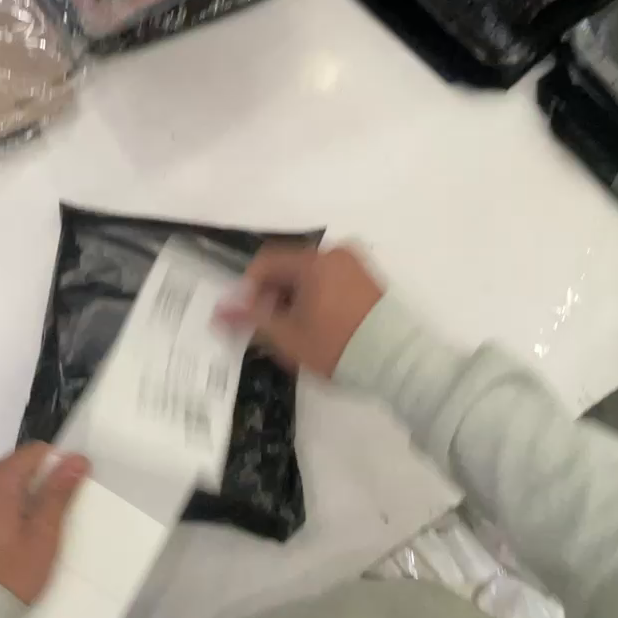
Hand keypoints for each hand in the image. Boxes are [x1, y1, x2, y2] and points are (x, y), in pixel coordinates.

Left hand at [0, 443, 89, 603]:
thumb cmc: (7, 574)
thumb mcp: (42, 536)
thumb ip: (58, 493)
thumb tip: (77, 458)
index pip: (36, 451)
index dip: (57, 468)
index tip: (65, 498)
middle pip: (17, 467)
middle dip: (36, 487)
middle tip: (46, 525)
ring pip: (1, 483)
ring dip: (17, 500)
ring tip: (25, 537)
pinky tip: (5, 541)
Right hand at [219, 244, 384, 377]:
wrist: (400, 363)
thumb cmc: (337, 347)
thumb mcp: (287, 337)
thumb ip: (249, 319)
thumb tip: (217, 311)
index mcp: (313, 261)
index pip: (265, 263)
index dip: (248, 290)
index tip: (249, 317)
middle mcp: (336, 254)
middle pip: (288, 268)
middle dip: (272, 295)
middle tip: (270, 327)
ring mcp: (357, 266)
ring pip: (309, 276)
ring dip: (294, 298)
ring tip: (295, 331)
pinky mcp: (371, 282)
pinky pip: (331, 282)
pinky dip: (317, 298)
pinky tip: (318, 327)